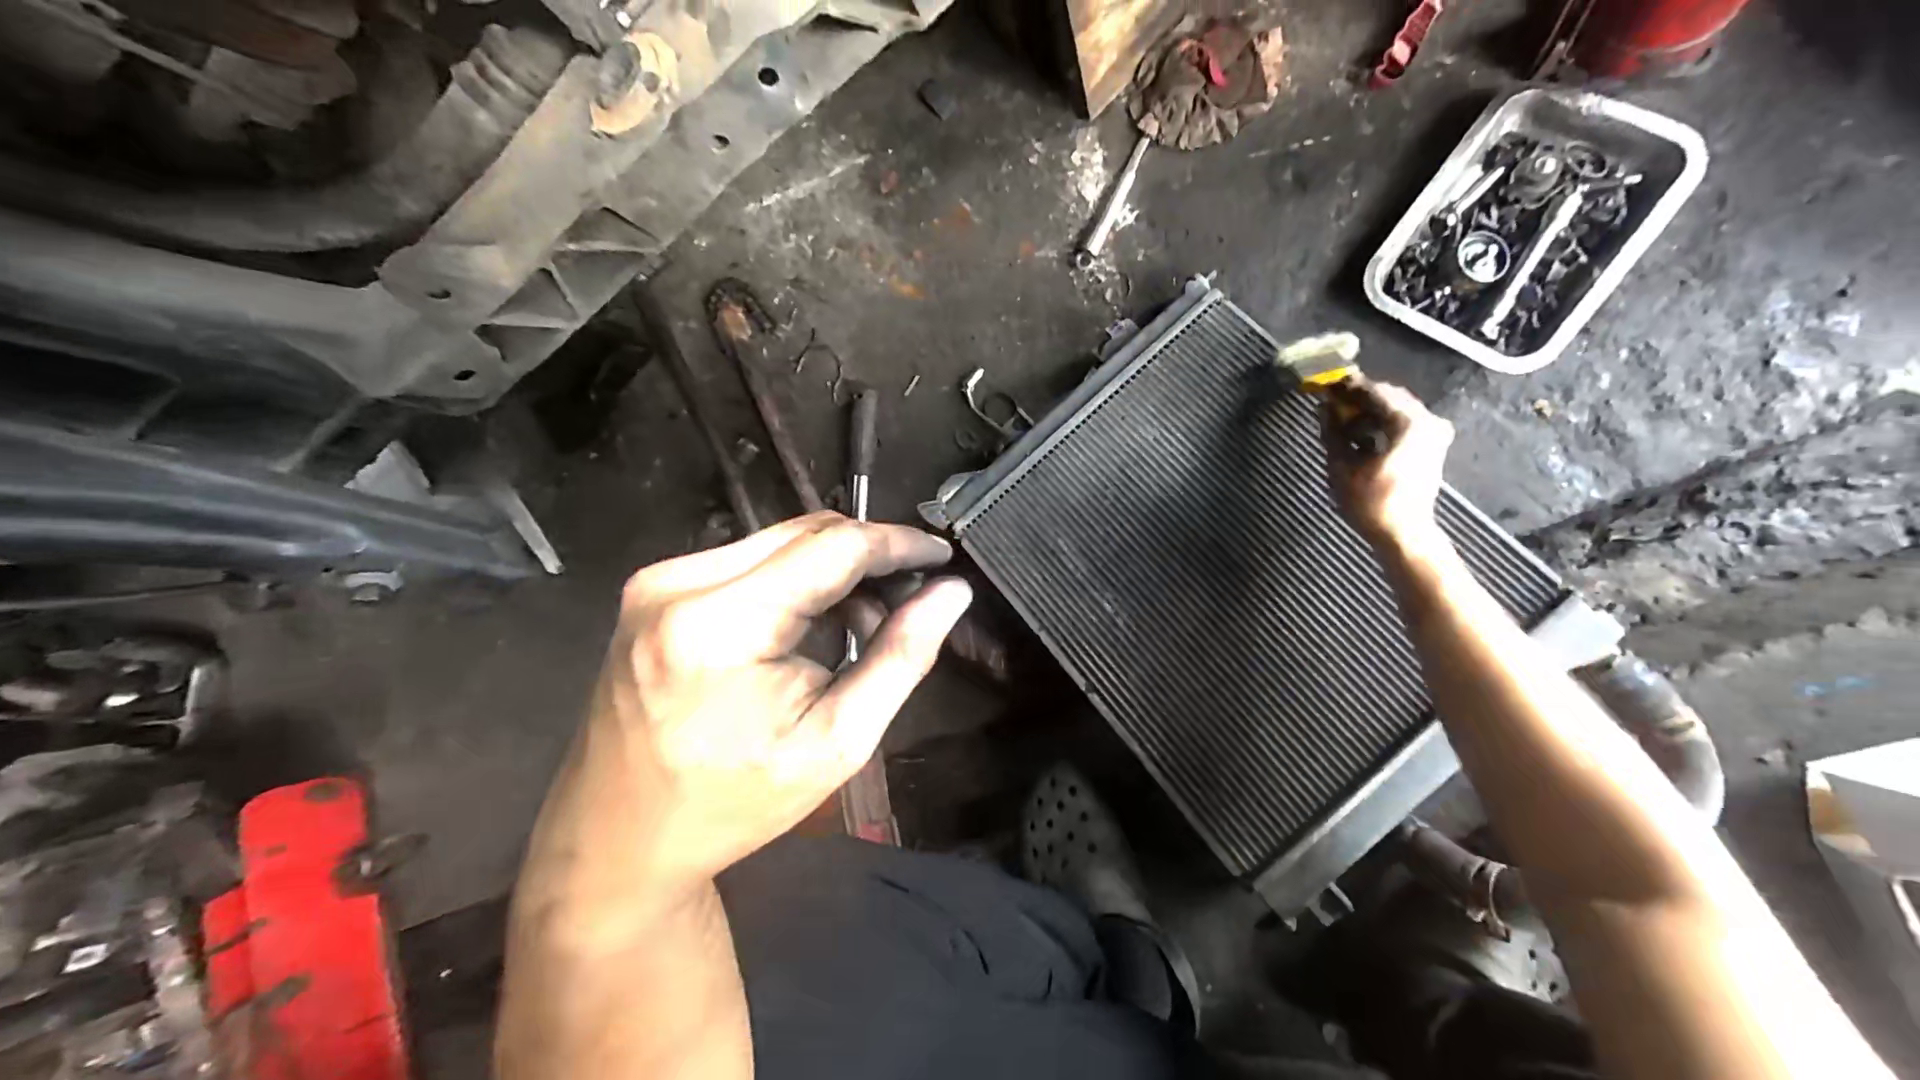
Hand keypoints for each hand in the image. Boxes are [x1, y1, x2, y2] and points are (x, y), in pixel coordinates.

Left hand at [583, 512, 970, 887]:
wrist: (619, 836)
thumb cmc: (733, 802)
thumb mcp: (836, 742)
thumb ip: (900, 658)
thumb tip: (950, 594)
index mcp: (720, 624)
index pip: (833, 547)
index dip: (897, 543)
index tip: (941, 556)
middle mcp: (679, 583)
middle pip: (805, 532)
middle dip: (868, 558)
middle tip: (907, 603)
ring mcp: (657, 582)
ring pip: (778, 541)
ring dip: (833, 570)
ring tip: (860, 628)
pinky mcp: (653, 590)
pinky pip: (747, 560)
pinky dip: (794, 580)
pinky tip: (811, 626)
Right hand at [1321, 377, 1454, 556]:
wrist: (1403, 533)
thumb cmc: (1371, 502)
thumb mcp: (1341, 466)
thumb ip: (1333, 432)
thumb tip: (1324, 407)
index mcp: (1409, 423)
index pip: (1375, 391)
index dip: (1348, 386)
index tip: (1326, 382)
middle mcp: (1428, 421)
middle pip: (1389, 397)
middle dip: (1359, 397)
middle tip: (1331, 400)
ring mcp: (1433, 432)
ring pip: (1395, 409)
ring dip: (1369, 410)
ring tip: (1341, 419)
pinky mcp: (1431, 444)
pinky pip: (1403, 422)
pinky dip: (1381, 422)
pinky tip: (1360, 433)